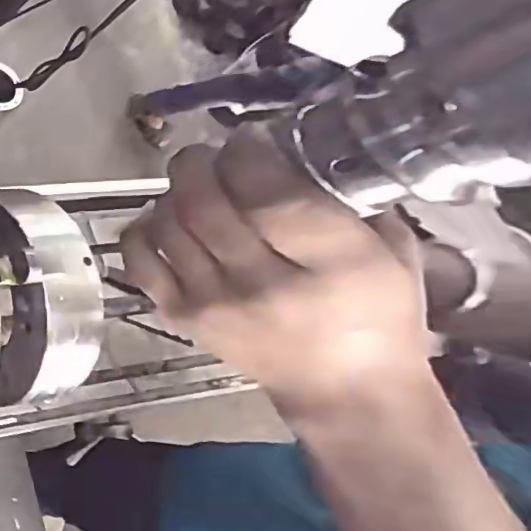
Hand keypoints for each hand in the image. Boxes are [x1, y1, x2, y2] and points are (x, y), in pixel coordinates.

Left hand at [119, 129, 436, 426]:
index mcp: (332, 266)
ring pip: (167, 226)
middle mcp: (262, 285)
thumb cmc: (374, 316)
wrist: (342, 390)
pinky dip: (142, 229)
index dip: (244, 157)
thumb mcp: (390, 254)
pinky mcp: (180, 317)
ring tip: (189, 188)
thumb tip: (288, 148)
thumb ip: (345, 200)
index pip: (268, 197)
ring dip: (170, 194)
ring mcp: (212, 304)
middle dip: (195, 165)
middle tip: (203, 155)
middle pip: (204, 206)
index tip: (244, 140)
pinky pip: (139, 259)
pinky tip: (162, 219)